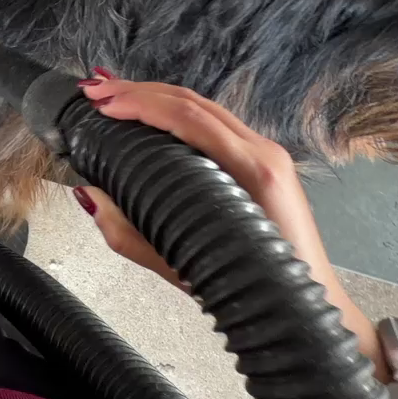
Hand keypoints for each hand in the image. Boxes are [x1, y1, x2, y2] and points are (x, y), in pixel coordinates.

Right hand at [70, 73, 385, 376]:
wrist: (309, 308)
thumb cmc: (257, 292)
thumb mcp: (185, 269)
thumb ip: (129, 234)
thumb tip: (88, 196)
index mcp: (254, 172)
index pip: (188, 117)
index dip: (140, 103)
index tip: (102, 104)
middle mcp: (263, 151)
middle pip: (192, 100)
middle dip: (137, 90)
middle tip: (94, 91)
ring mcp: (265, 150)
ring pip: (201, 104)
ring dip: (152, 94)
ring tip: (110, 93)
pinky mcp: (260, 156)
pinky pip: (210, 118)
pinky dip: (172, 107)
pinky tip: (147, 106)